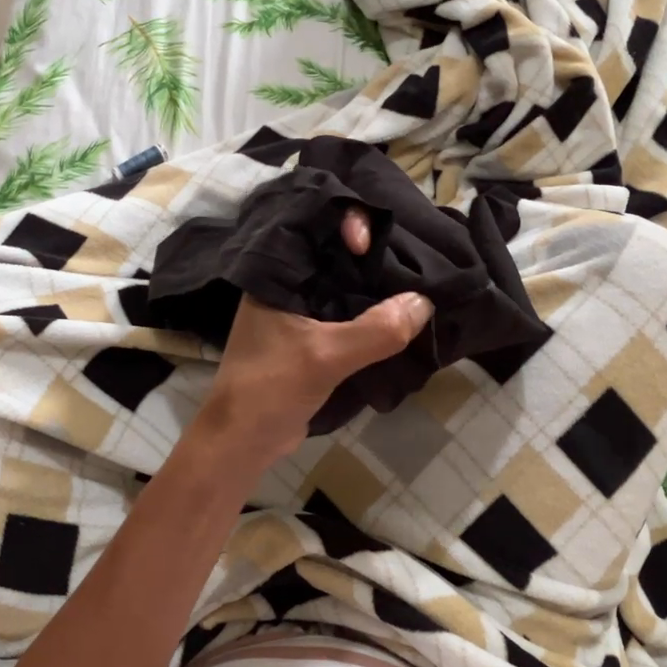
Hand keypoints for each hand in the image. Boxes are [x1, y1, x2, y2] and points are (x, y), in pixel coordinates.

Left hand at [198, 207, 432, 461]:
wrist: (242, 442)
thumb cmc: (269, 388)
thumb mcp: (324, 357)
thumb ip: (375, 331)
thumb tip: (424, 302)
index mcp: (276, 275)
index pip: (315, 228)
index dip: (347, 224)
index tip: (371, 245)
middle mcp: (287, 286)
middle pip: (337, 257)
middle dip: (374, 256)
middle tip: (416, 255)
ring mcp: (299, 314)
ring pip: (345, 289)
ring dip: (376, 289)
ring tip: (419, 282)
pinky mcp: (312, 341)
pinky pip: (348, 317)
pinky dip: (372, 317)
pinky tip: (405, 318)